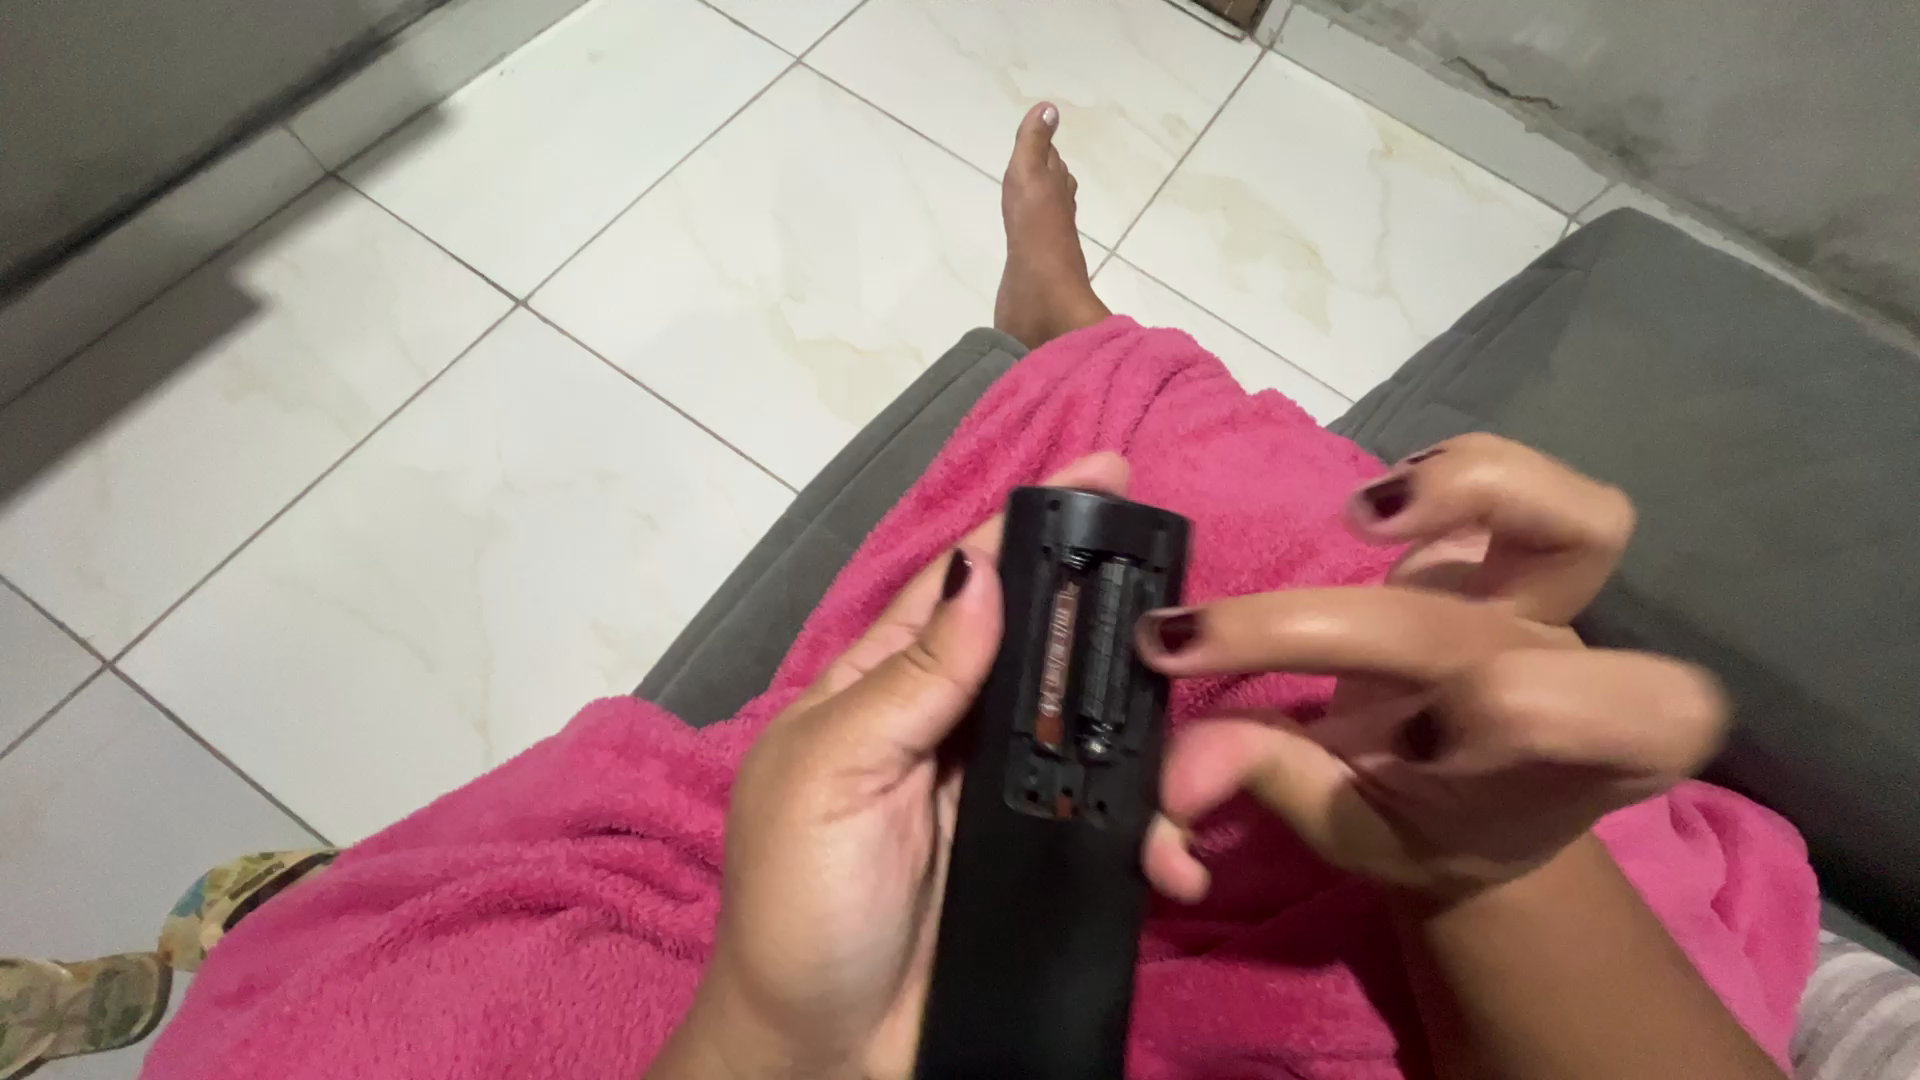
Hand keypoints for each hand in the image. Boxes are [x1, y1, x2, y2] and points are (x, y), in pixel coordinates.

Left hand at [660, 454, 1130, 1079]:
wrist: (827, 1054)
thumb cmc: (806, 901)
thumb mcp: (837, 774)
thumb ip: (913, 679)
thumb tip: (982, 572)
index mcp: (888, 682)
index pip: (963, 580)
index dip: (1025, 524)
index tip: (1102, 474)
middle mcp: (950, 719)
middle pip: (1040, 647)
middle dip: (1106, 620)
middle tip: (1178, 608)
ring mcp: (999, 785)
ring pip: (1083, 727)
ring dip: (1142, 736)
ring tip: (1193, 767)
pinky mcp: (1038, 849)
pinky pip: (1102, 815)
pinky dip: (1142, 825)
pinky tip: (1171, 850)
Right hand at [1136, 435, 1728, 900]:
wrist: (1481, 796)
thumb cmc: (1423, 824)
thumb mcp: (1351, 829)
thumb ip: (1272, 783)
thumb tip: (1174, 772)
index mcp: (1549, 767)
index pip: (1568, 720)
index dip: (1497, 711)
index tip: (1399, 741)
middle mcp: (1559, 670)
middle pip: (1447, 629)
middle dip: (1294, 630)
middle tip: (1180, 643)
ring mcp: (1541, 603)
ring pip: (1581, 520)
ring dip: (1462, 492)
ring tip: (1356, 516)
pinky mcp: (1501, 557)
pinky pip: (1530, 488)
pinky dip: (1461, 468)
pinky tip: (1374, 502)